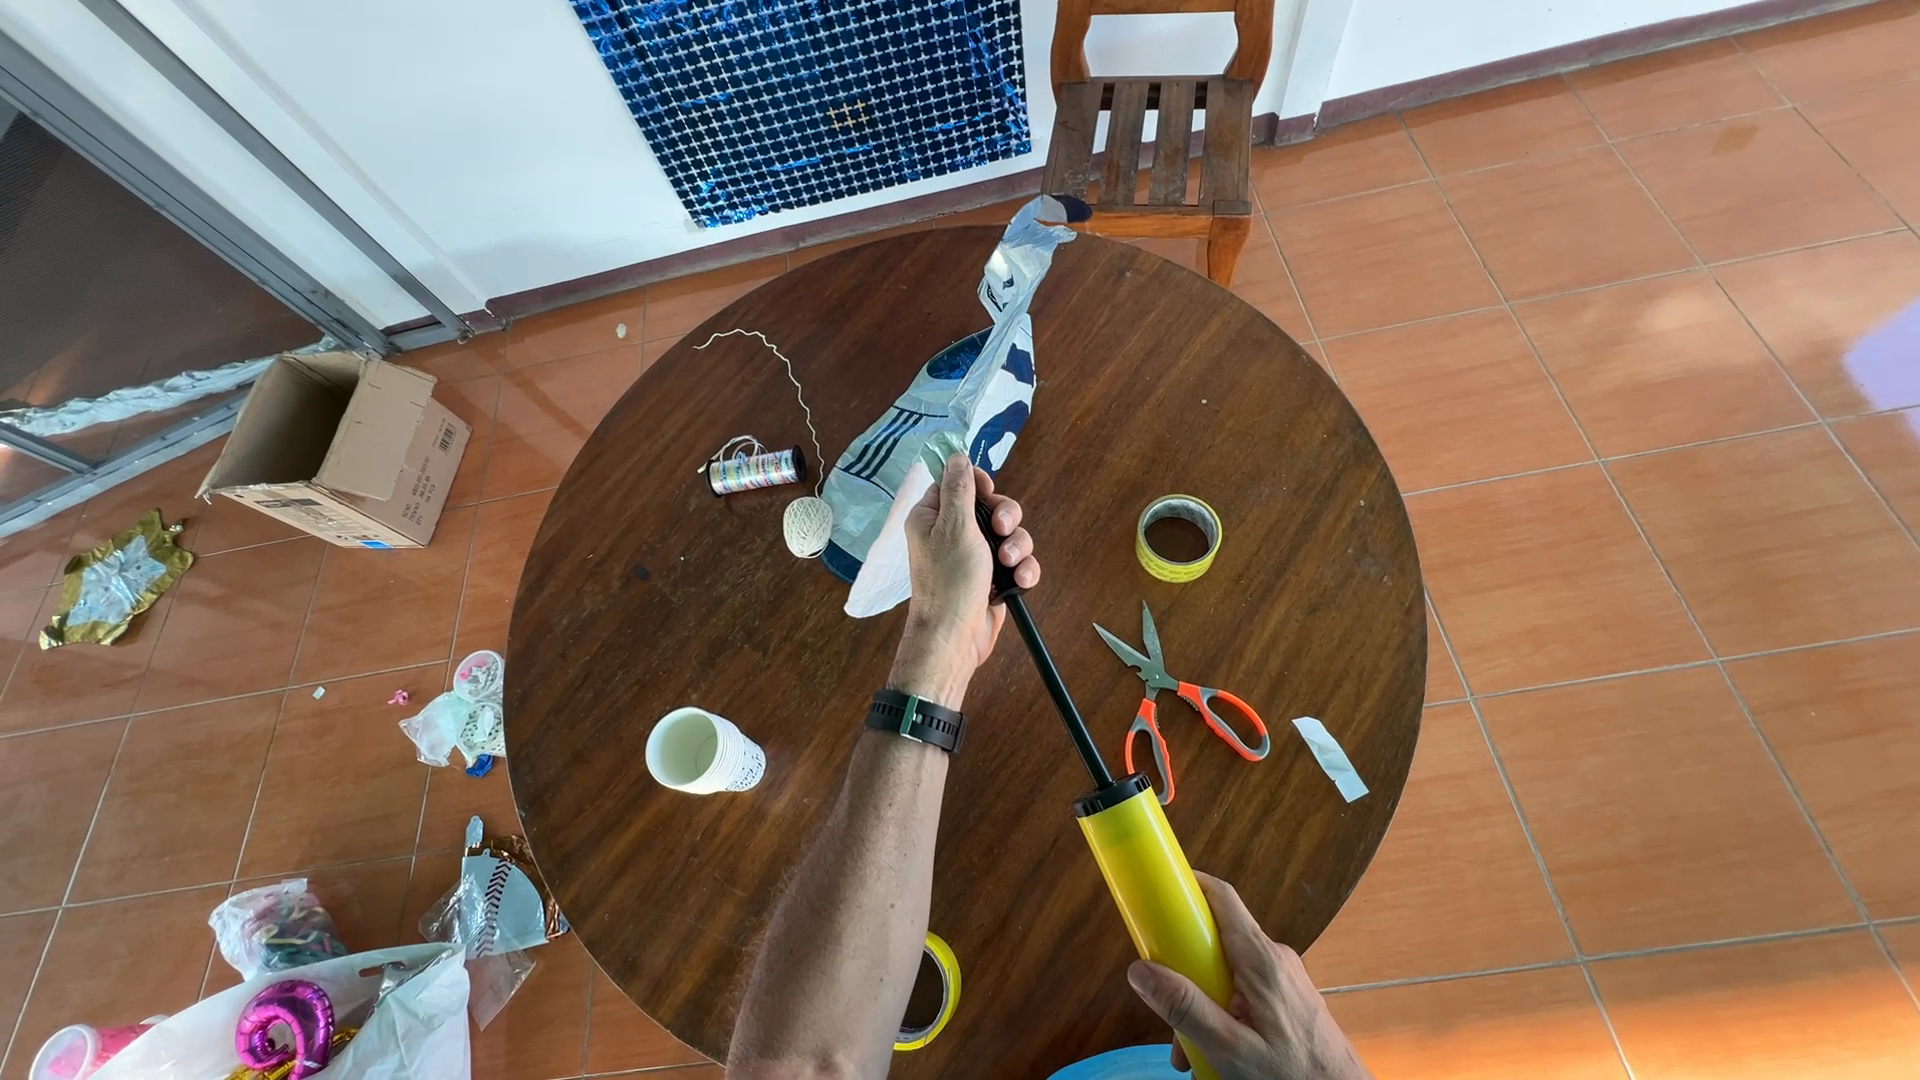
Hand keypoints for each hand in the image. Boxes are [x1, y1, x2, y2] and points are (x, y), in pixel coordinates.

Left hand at [888, 453, 1040, 709]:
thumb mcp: (955, 526)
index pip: (956, 483)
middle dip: (1007, 518)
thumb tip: (956, 455)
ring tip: (1009, 564)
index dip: (977, 484)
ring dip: (1018, 547)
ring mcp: (975, 557)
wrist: (956, 637)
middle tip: (1004, 530)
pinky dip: (1023, 570)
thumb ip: (959, 489)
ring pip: (1010, 535)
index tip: (988, 492)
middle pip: (992, 507)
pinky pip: (1018, 563)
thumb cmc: (949, 580)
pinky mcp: (994, 579)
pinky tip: (1020, 582)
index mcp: (932, 517)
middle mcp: (952, 534)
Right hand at [1127, 873, 1371, 1079]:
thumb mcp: (1233, 1049)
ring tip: (1195, 1050)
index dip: (1187, 885)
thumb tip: (1140, 970)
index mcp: (1261, 957)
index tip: (1156, 895)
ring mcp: (1285, 977)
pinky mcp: (1291, 998)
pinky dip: (1227, 1013)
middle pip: (1216, 939)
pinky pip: (1247, 991)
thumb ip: (1187, 1009)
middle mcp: (1274, 956)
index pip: (1221, 896)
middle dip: (1186, 970)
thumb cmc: (1296, 1076)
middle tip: (1170, 1009)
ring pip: (1229, 971)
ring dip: (1205, 1001)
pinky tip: (1221, 1052)